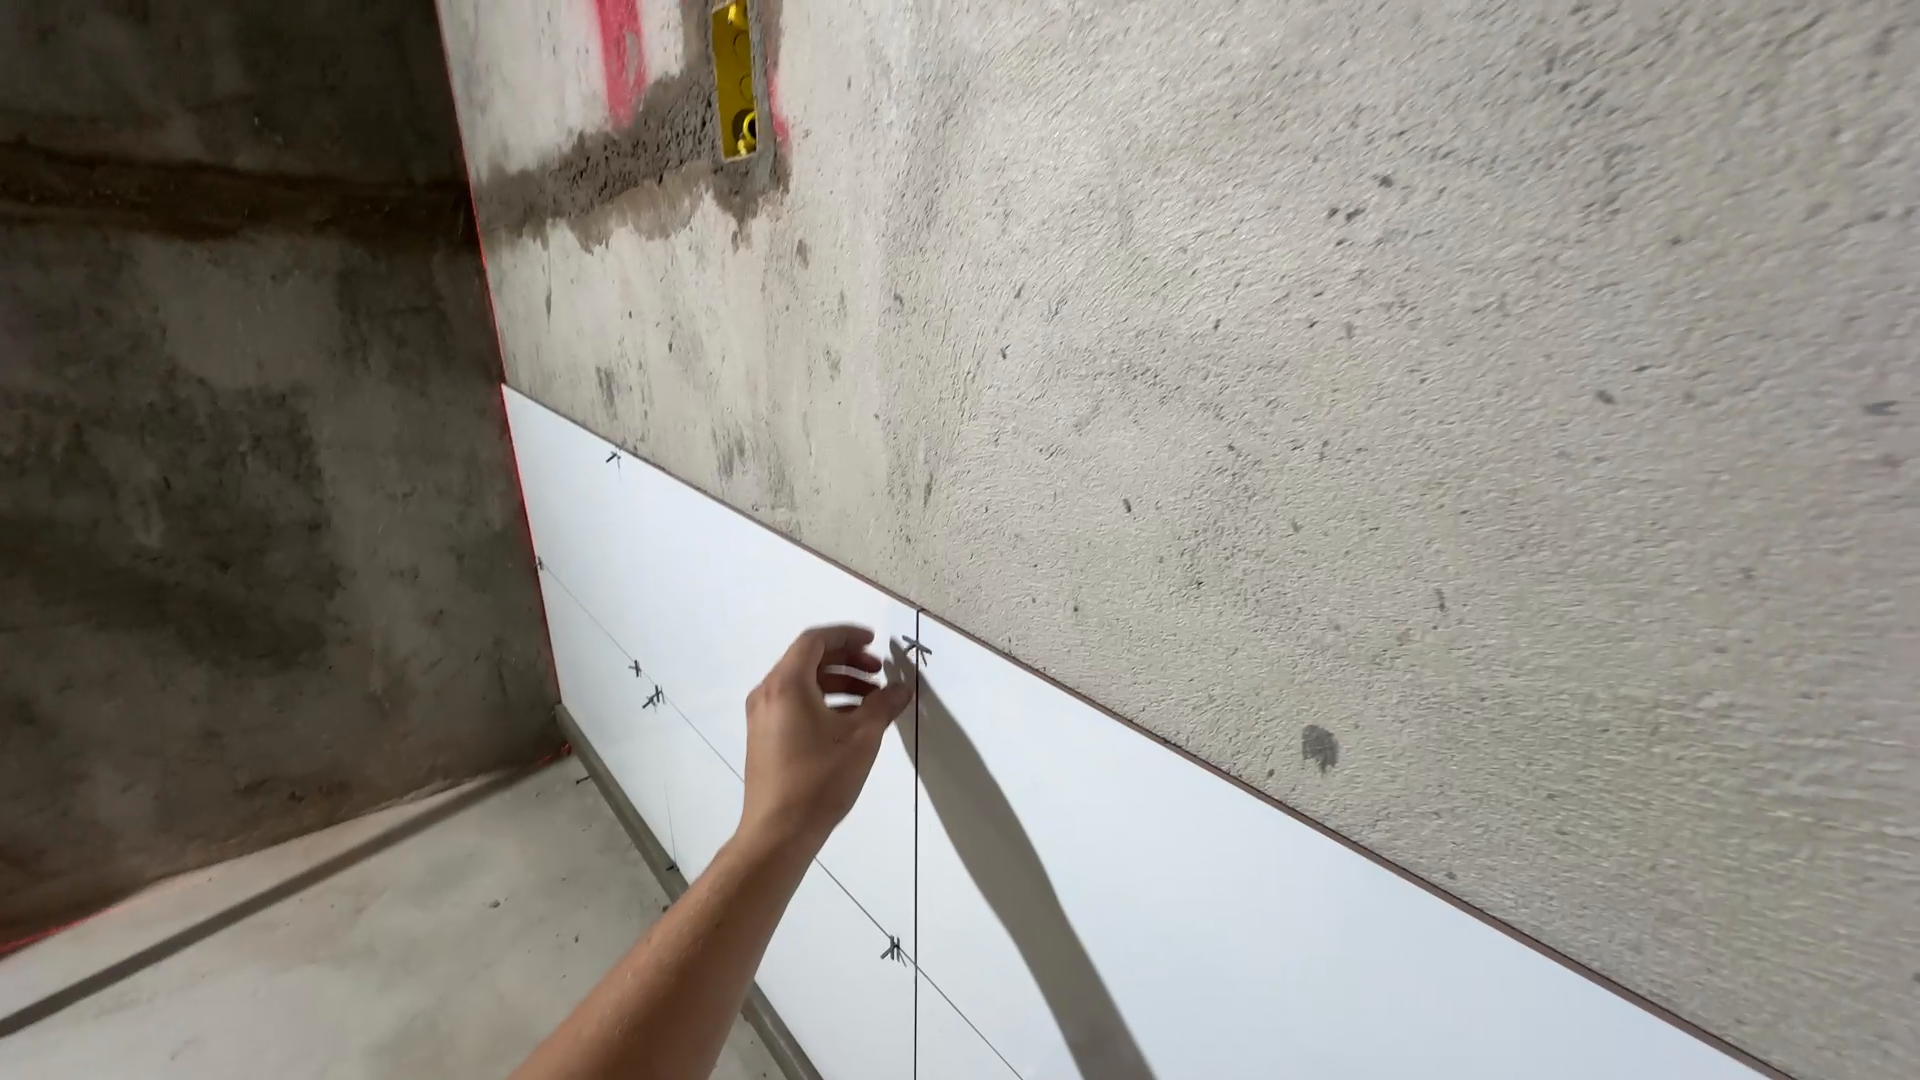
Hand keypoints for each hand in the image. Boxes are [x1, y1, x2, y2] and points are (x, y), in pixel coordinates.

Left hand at [738, 625, 913, 851]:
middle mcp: (768, 693)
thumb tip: (903, 689)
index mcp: (787, 684)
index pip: (815, 640)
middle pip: (808, 659)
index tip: (875, 642)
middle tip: (878, 671)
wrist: (778, 833)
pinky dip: (823, 700)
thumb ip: (883, 706)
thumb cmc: (819, 780)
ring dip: (838, 682)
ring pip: (803, 682)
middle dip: (847, 660)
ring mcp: (762, 716)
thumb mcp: (861, 738)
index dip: (847, 635)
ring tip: (871, 699)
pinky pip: (795, 702)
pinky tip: (850, 720)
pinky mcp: (764, 736)